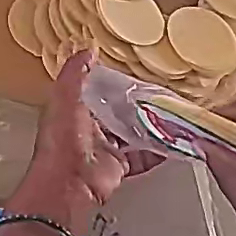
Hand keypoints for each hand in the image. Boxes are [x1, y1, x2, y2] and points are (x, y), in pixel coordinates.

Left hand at [4, 52, 159, 235]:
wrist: (69, 185)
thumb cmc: (63, 140)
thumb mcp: (65, 96)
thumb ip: (76, 72)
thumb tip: (88, 49)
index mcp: (74, 109)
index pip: (96, 90)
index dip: (113, 81)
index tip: (136, 72)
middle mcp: (89, 128)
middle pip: (117, 111)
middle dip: (137, 103)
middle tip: (161, 92)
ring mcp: (105, 148)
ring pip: (132, 132)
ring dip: (149, 125)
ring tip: (171, 112)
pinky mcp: (119, 166)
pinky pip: (142, 156)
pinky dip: (157, 151)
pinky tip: (172, 141)